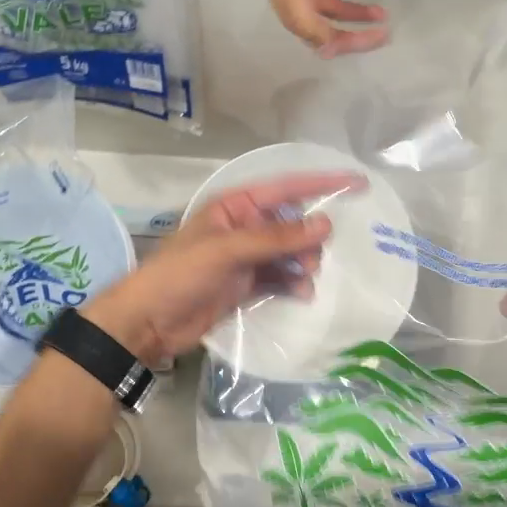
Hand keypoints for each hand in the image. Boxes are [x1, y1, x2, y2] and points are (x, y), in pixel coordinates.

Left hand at [82, 172, 366, 361]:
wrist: (149, 322)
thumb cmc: (180, 275)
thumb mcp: (227, 251)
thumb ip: (276, 238)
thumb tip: (324, 224)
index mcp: (234, 207)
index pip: (285, 188)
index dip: (322, 184)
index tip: (358, 183)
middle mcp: (242, 227)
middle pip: (291, 222)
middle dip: (310, 236)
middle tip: (316, 256)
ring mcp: (244, 258)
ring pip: (288, 252)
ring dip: (303, 262)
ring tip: (307, 277)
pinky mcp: (244, 286)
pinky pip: (279, 278)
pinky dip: (293, 283)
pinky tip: (302, 293)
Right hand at [248, 0, 388, 57]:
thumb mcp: (294, 1)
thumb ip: (312, 27)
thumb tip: (330, 51)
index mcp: (299, 20)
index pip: (331, 41)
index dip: (356, 43)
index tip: (379, 37)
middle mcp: (305, 8)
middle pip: (336, 29)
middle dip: (360, 32)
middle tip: (384, 30)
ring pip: (338, 7)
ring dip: (359, 11)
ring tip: (381, 11)